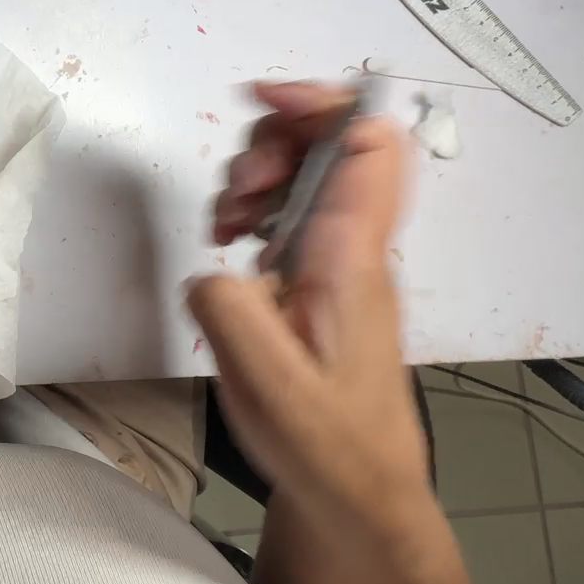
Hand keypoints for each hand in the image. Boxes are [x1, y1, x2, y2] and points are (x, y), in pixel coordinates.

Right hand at [189, 82, 427, 523]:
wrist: (352, 484)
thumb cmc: (317, 435)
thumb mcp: (264, 376)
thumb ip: (231, 307)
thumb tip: (215, 265)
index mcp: (350, 258)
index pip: (368, 149)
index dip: (321, 102)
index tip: (258, 98)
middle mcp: (353, 245)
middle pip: (330, 145)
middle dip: (268, 144)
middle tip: (232, 197)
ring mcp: (336, 256)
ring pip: (304, 172)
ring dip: (251, 176)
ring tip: (221, 224)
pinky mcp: (315, 270)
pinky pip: (288, 207)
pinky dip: (248, 205)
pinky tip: (227, 239)